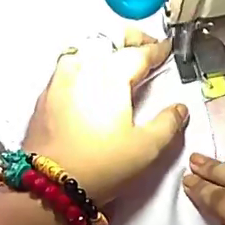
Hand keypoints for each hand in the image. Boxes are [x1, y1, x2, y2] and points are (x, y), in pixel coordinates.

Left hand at [22, 32, 189, 204]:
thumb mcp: (146, 148)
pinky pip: (67, 67)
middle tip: (144, 45)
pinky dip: (83, 65)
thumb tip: (179, 109)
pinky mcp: (45, 97)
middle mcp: (83, 69)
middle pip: (108, 42)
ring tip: (115, 60)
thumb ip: (167, 124)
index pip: (138, 53)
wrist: (49, 184)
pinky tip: (88, 80)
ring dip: (103, 49)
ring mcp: (59, 81)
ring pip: (83, 50)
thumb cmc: (102, 164)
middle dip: (129, 40)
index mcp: (111, 75)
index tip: (167, 48)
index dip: (156, 50)